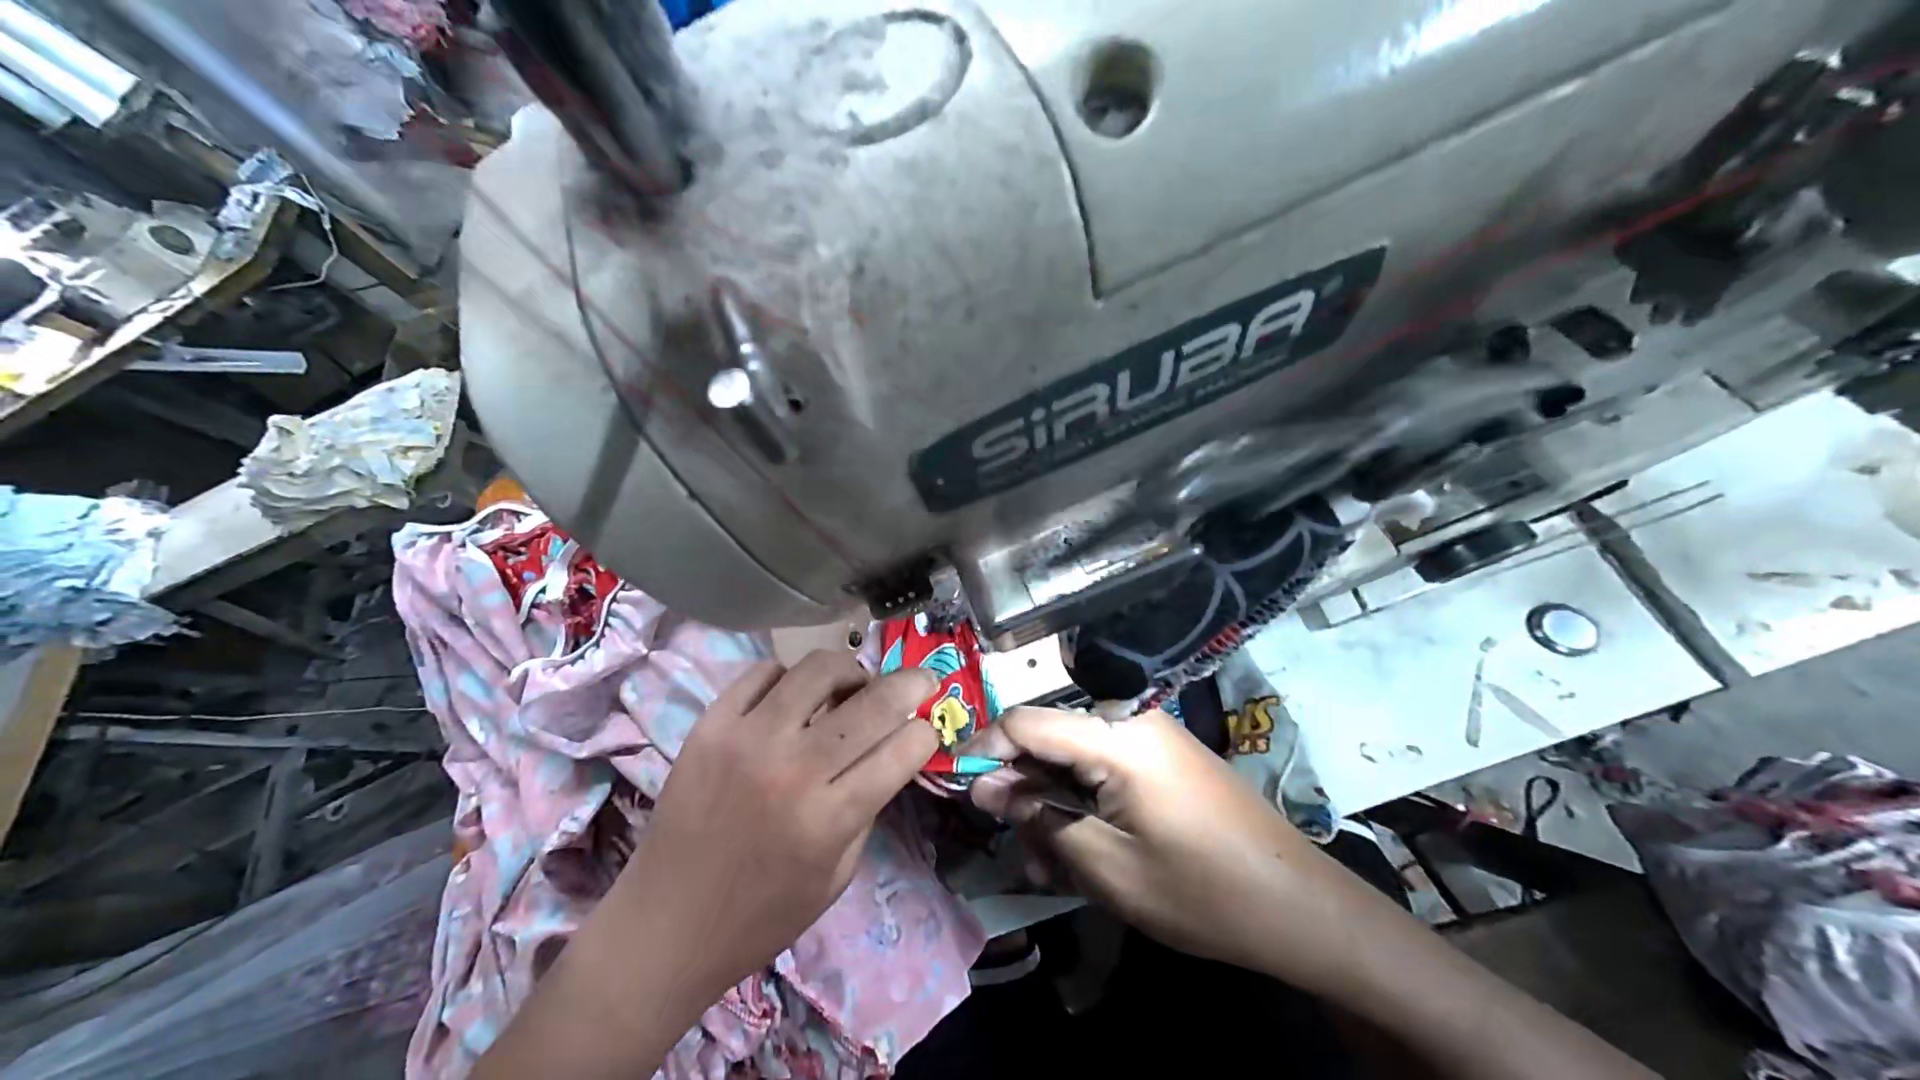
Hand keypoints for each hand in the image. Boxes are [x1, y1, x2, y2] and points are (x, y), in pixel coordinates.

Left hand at [609, 652, 938, 1003]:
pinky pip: (763, 673)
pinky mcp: (710, 726)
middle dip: (911, 685)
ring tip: (853, 685)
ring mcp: (747, 740)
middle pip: (872, 702)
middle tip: (920, 682)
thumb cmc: (762, 914)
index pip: (903, 749)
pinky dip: (791, 676)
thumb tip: (891, 751)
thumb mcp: (838, 876)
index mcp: (830, 818)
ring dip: (851, 670)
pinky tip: (796, 695)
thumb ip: (869, 809)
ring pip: (818, 669)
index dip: (926, 733)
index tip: (927, 729)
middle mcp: (793, 770)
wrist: (666, 925)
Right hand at [965, 707, 1358, 990]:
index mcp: (1117, 735)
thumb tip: (983, 785)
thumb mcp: (1106, 866)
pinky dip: (1082, 804)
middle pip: (1048, 738)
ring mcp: (1148, 737)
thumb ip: (1038, 816)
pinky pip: (1101, 769)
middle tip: (1015, 847)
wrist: (1302, 908)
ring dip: (1051, 805)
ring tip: (1052, 864)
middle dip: (1021, 789)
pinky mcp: (1160, 757)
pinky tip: (1082, 851)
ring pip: (1071, 759)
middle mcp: (1130, 719)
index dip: (984, 750)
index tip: (956, 788)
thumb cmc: (1202, 892)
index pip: (1025, 721)